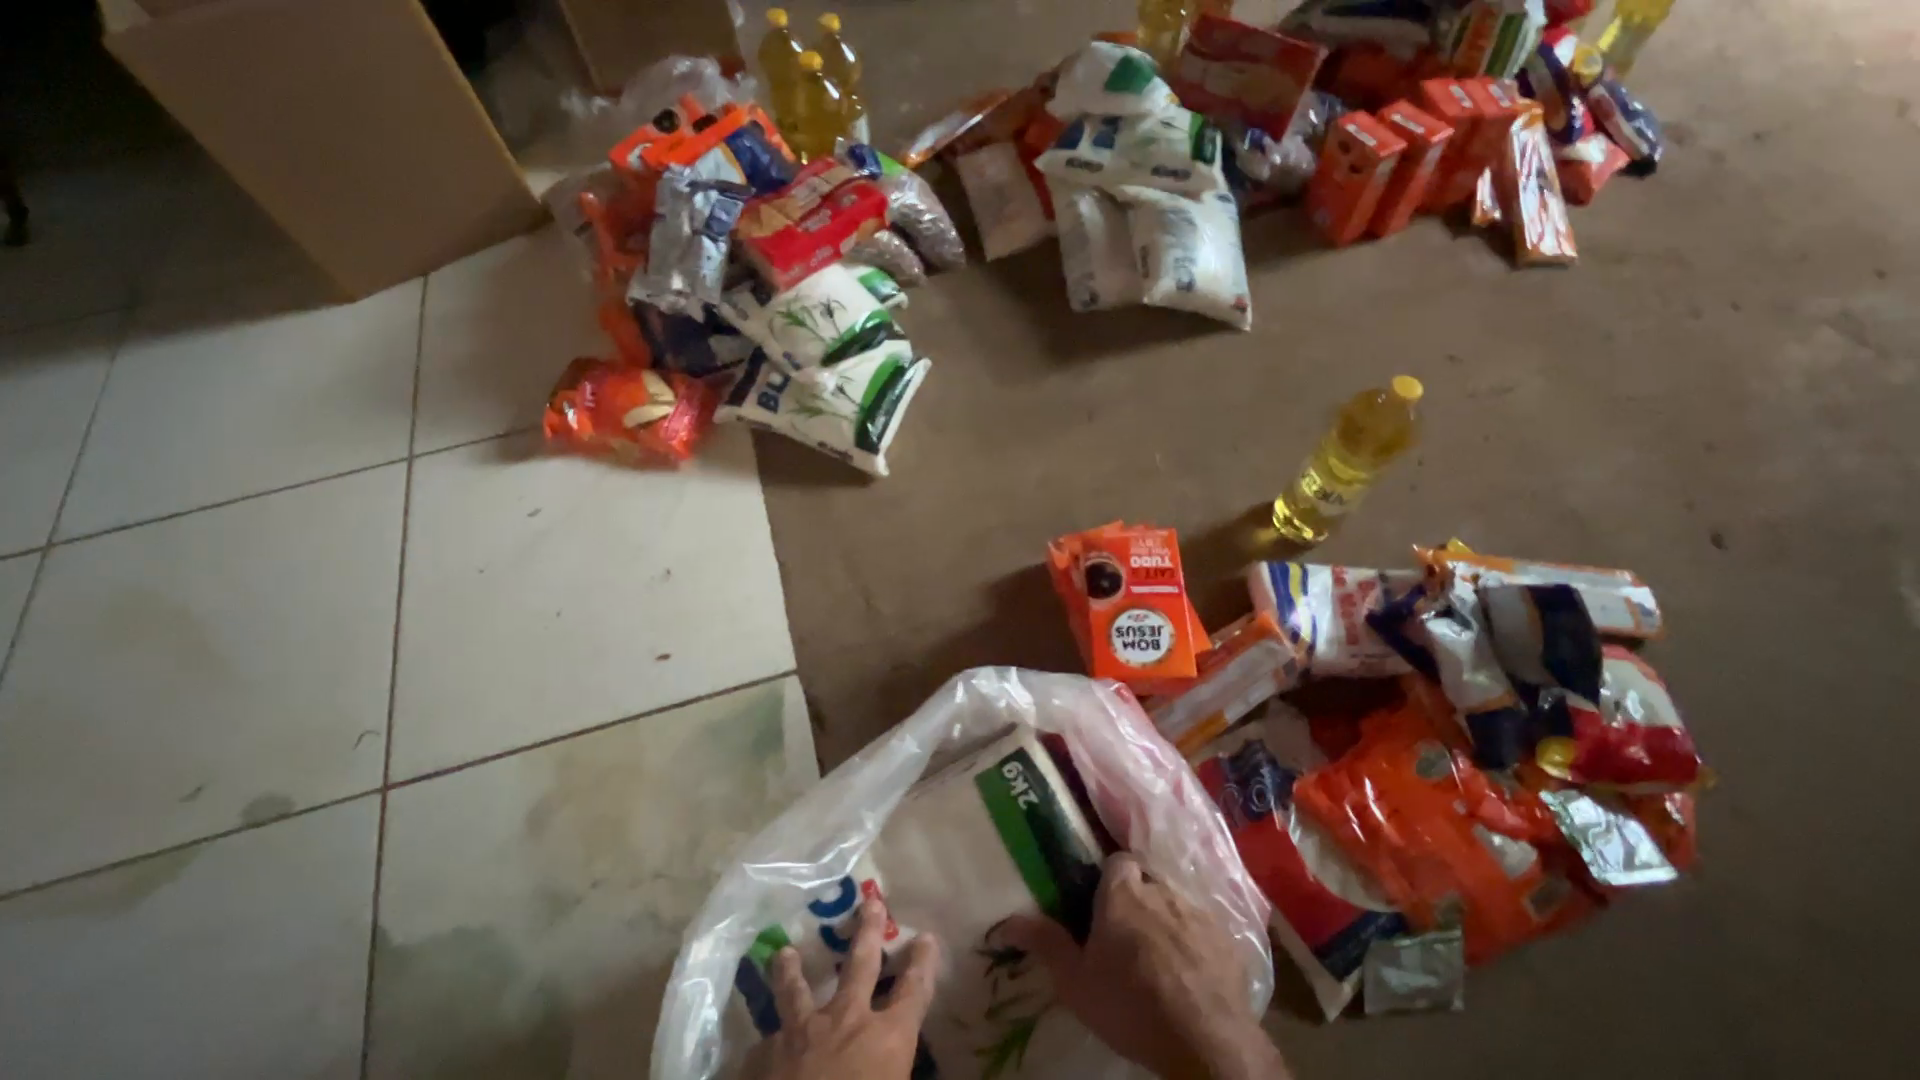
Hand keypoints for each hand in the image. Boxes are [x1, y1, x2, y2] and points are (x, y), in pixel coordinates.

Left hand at [744, 898, 940, 1079]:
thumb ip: (897, 1070)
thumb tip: (896, 1066)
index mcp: (887, 1038)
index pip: (914, 991)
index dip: (923, 963)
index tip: (926, 937)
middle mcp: (846, 1021)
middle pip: (860, 966)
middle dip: (867, 931)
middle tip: (870, 902)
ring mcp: (801, 1033)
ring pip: (797, 990)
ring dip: (791, 970)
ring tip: (784, 952)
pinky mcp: (766, 1053)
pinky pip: (768, 1042)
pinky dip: (770, 1042)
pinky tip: (762, 1044)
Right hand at [1002, 853, 1287, 1079]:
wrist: (1205, 1040)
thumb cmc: (1130, 1006)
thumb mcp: (1075, 982)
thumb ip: (1045, 943)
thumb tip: (1006, 921)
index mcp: (1122, 895)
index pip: (1117, 861)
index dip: (1110, 878)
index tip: (1102, 903)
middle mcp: (1162, 892)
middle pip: (1147, 882)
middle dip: (1138, 900)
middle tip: (1126, 935)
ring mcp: (1199, 914)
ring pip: (1177, 904)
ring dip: (1166, 920)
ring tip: (1158, 957)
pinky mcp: (1227, 939)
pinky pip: (1204, 929)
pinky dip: (1195, 943)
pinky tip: (1189, 973)